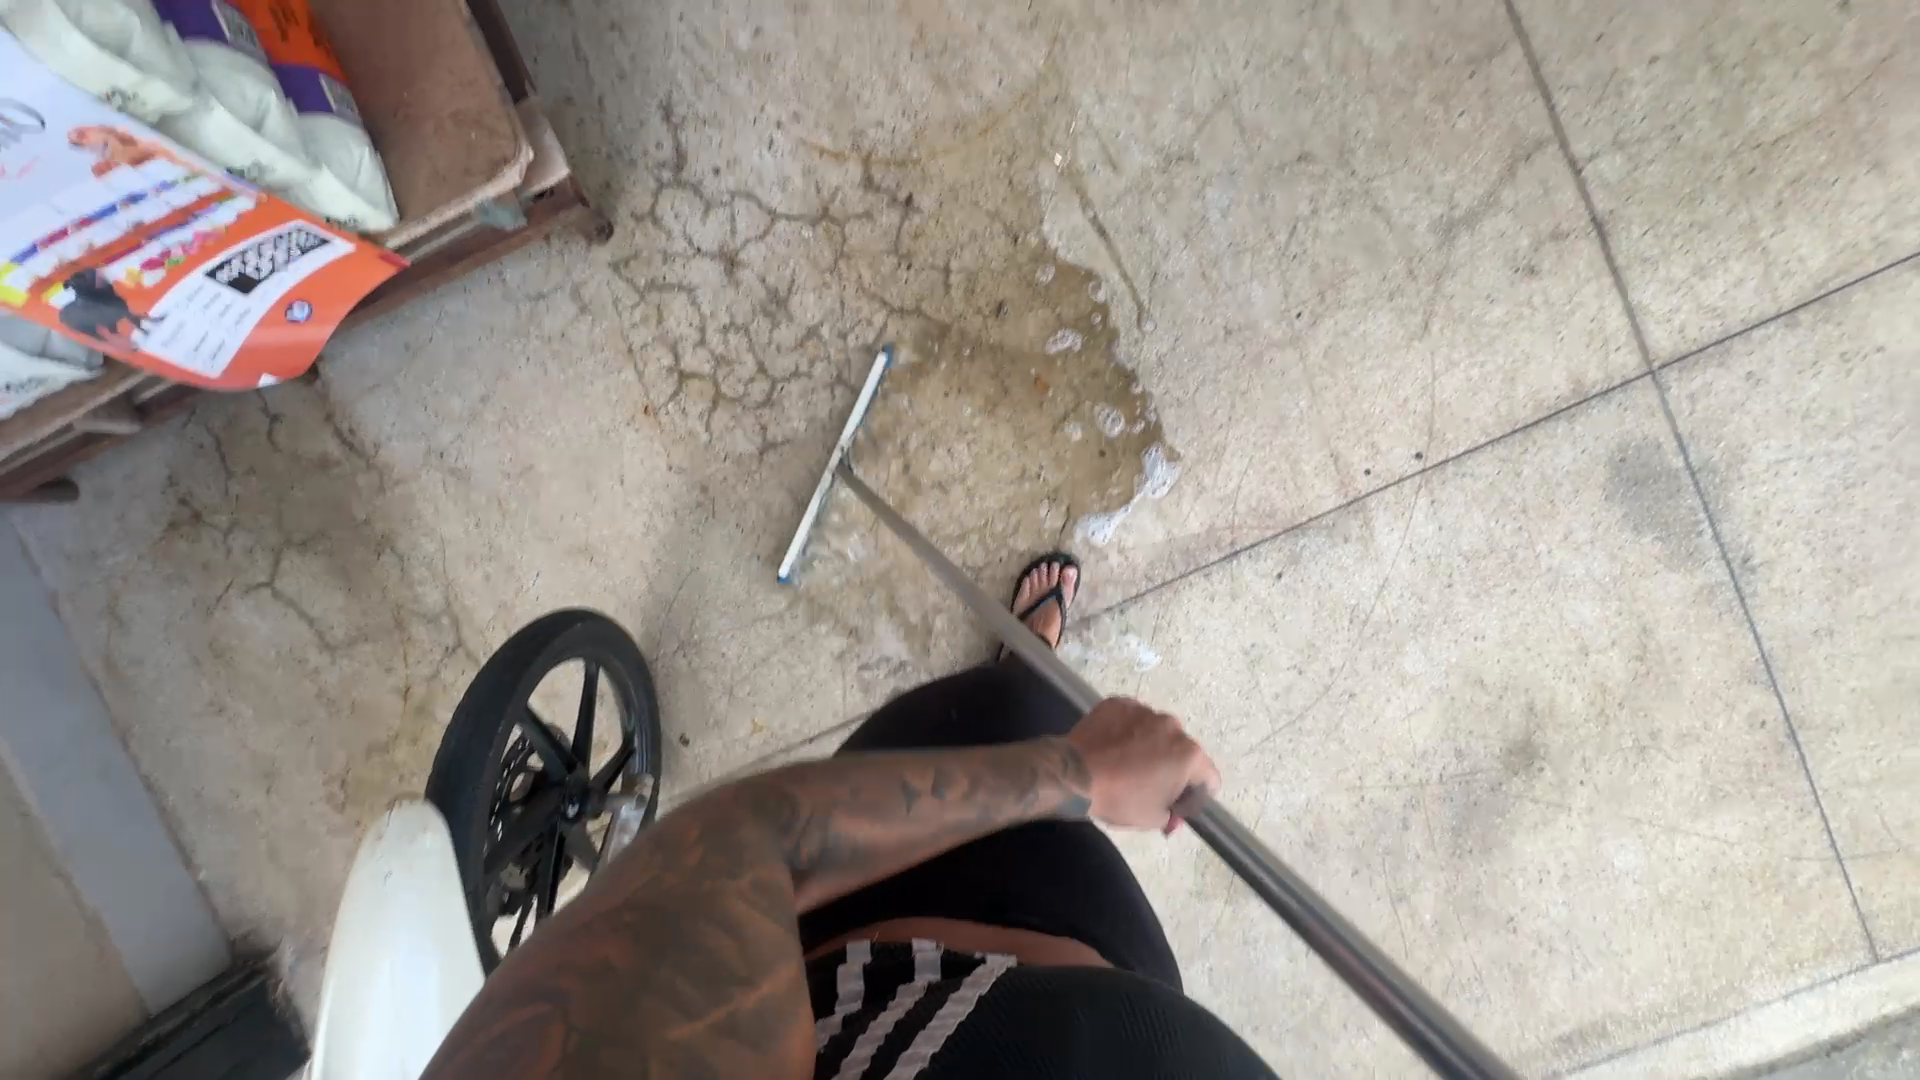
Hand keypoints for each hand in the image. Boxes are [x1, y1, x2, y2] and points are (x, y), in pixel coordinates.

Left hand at [1065, 698, 1221, 832]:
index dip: (1196, 796)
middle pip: (1181, 750)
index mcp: (1189, 754)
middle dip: (1172, 767)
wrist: (1075, 773)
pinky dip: (1126, 730)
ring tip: (1127, 762)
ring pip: (1155, 731)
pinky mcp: (1118, 702)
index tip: (1178, 806)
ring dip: (1149, 745)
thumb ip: (1172, 813)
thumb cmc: (1120, 798)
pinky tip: (1112, 745)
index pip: (1209, 778)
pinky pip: (1130, 718)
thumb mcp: (1153, 818)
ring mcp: (1144, 710)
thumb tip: (1172, 812)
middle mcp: (1172, 726)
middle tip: (1150, 784)